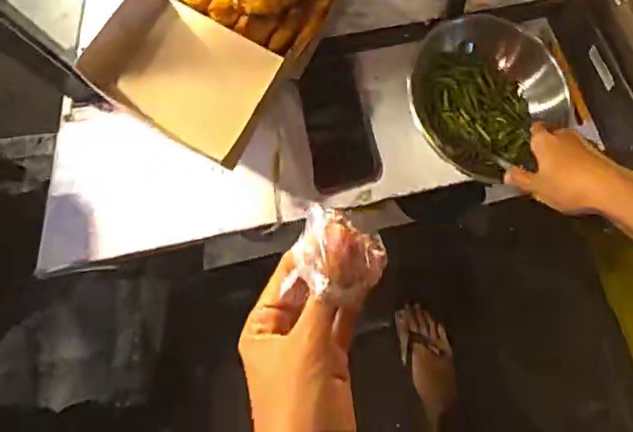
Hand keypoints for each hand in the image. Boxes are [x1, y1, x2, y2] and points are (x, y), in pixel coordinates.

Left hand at [240, 249, 365, 431]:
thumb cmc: (296, 407)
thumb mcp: (307, 346)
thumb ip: (325, 293)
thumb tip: (336, 244)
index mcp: (262, 326)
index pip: (288, 275)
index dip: (312, 249)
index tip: (336, 225)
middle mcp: (284, 331)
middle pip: (311, 284)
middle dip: (333, 259)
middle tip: (356, 233)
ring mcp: (310, 346)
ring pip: (330, 300)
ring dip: (347, 275)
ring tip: (366, 246)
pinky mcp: (334, 360)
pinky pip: (344, 320)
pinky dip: (357, 298)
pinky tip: (370, 275)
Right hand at [504, 123, 632, 215]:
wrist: (611, 189)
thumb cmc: (568, 186)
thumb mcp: (539, 188)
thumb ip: (522, 180)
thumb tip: (506, 174)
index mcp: (543, 140)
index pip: (533, 130)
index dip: (531, 139)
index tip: (529, 151)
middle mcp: (561, 134)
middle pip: (551, 138)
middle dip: (548, 150)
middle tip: (544, 169)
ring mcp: (582, 141)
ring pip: (568, 146)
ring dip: (566, 157)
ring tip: (564, 178)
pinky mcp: (599, 152)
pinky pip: (583, 156)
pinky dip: (581, 164)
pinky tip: (582, 181)